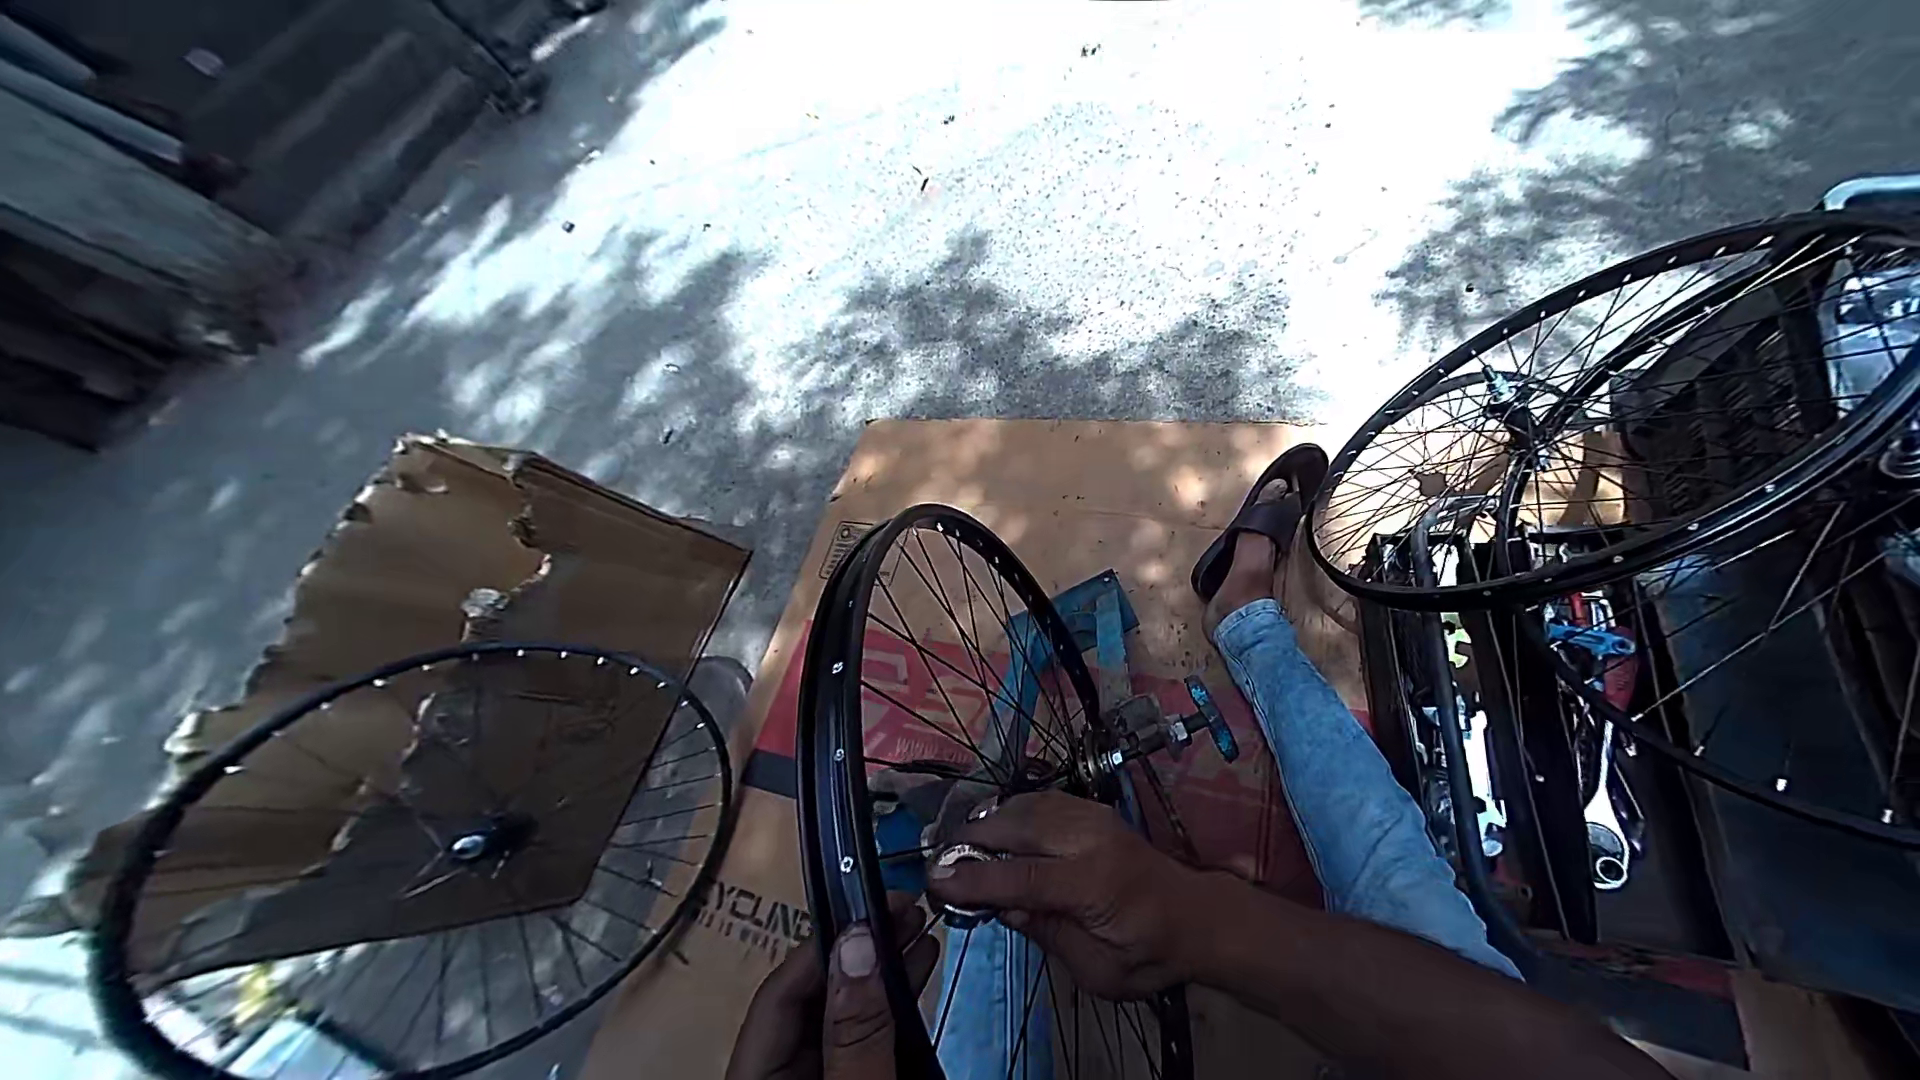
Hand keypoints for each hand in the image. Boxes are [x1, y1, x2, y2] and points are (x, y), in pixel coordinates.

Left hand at [725, 894, 939, 1079]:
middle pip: (813, 995)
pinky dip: (889, 1006)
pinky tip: (917, 971)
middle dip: (865, 947)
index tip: (879, 905)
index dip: (829, 942)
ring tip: (922, 927)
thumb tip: (859, 938)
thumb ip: (857, 1029)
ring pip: (842, 1012)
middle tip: (911, 907)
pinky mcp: (840, 1079)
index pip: (780, 990)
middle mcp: (775, 1071)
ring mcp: (808, 1076)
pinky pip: (860, 1036)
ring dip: (884, 969)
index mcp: (756, 1077)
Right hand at [927, 791, 1204, 999]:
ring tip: (963, 840)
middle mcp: (1090, 837)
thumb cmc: (1147, 952)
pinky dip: (1012, 808)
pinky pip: (1041, 798)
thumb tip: (998, 904)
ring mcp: (1092, 814)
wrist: (1194, 914)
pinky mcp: (1092, 806)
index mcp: (1094, 883)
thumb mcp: (1097, 969)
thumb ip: (1045, 932)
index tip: (938, 879)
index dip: (976, 878)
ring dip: (989, 819)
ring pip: (1026, 804)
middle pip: (1018, 825)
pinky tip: (996, 823)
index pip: (1023, 876)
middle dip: (974, 837)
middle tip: (942, 856)